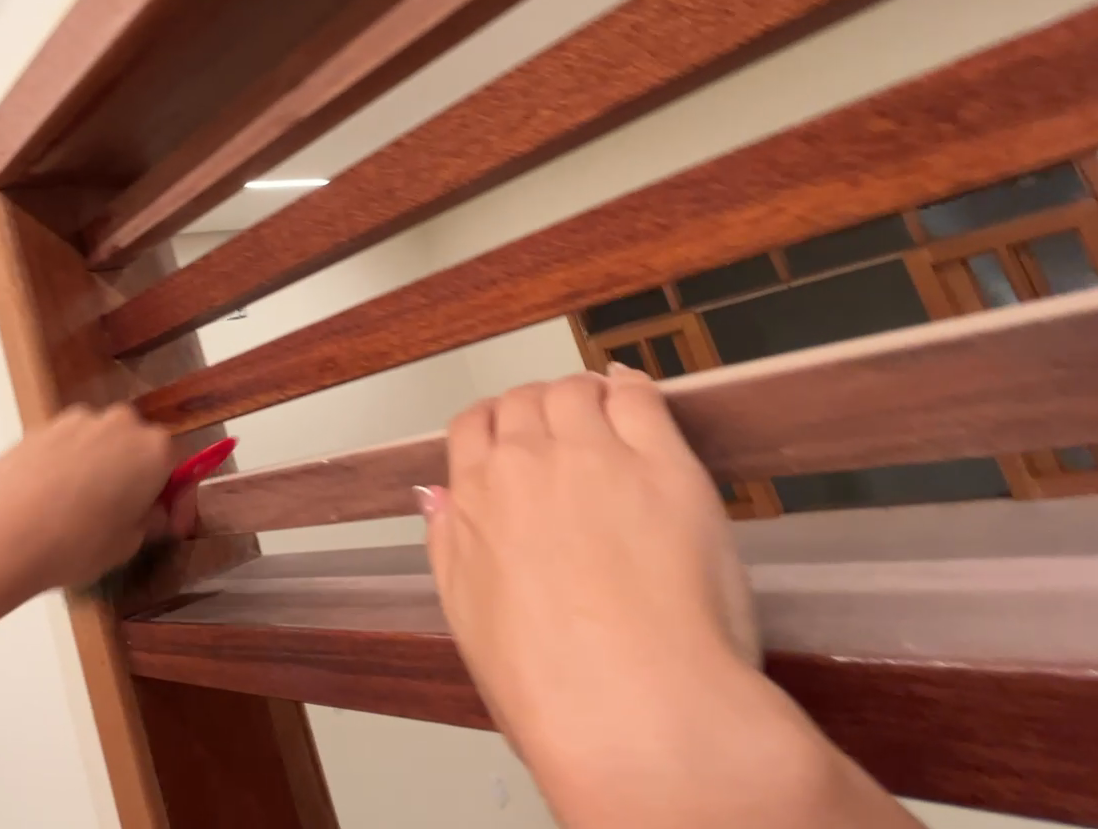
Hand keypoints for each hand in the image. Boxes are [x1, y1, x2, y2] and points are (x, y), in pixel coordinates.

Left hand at [0, 403, 176, 596]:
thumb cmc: (74, 543)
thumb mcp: (126, 545)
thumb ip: (149, 522)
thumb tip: (151, 513)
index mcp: (154, 448)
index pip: (182, 467)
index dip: (180, 500)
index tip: (173, 526)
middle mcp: (122, 423)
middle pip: (143, 450)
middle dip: (143, 481)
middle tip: (131, 519)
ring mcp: (79, 420)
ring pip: (106, 446)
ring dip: (107, 472)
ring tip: (86, 514)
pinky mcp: (43, 426)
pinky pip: (72, 447)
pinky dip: (74, 468)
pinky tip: (56, 502)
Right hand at [422, 368, 918, 828]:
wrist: (633, 711)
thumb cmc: (544, 683)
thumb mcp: (465, 614)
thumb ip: (446, 541)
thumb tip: (433, 496)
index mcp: (474, 494)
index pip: (473, 425)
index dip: (493, 426)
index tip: (512, 439)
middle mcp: (525, 460)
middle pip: (523, 400)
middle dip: (538, 410)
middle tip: (562, 432)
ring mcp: (594, 456)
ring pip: (574, 389)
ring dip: (581, 394)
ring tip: (601, 412)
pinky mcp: (664, 463)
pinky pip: (638, 396)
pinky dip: (630, 386)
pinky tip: (631, 392)